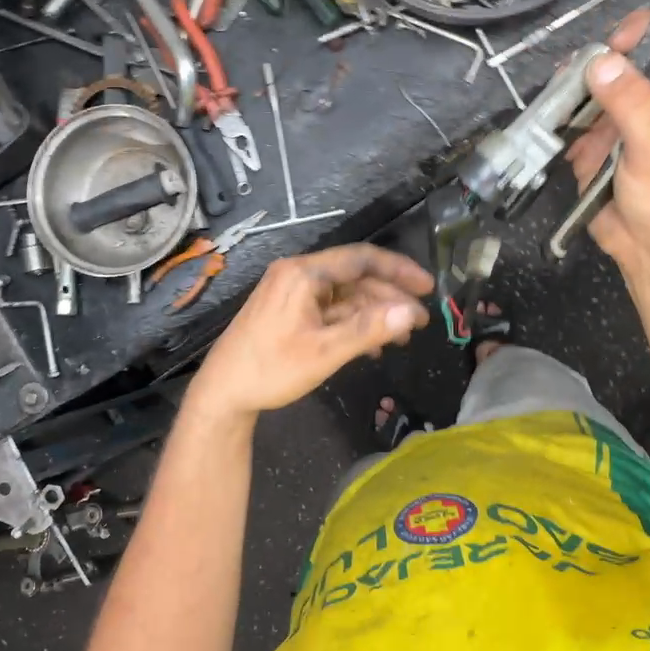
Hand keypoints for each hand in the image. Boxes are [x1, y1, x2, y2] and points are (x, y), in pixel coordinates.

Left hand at [188, 244, 433, 417]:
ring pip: (343, 295)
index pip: (361, 258)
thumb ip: (369, 329)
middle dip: (389, 298)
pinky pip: (328, 309)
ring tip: (401, 338)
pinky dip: (351, 323)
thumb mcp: (325, 352)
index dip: (399, 270)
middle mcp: (296, 274)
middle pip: (354, 277)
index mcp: (303, 274)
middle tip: (420, 321)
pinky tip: (370, 346)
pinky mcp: (287, 311)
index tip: (427, 287)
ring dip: (372, 313)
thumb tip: (411, 312)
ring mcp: (290, 293)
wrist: (222, 392)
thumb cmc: (271, 369)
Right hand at [566, 9, 649, 276]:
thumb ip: (631, 104)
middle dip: (597, 66)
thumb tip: (601, 61)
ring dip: (574, 94)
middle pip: (623, 64)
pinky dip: (564, 126)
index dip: (646, 32)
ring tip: (557, 99)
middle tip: (572, 72)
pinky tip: (556, 130)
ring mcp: (623, 128)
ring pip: (594, 94)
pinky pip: (576, 126)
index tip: (614, 42)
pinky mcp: (597, 151)